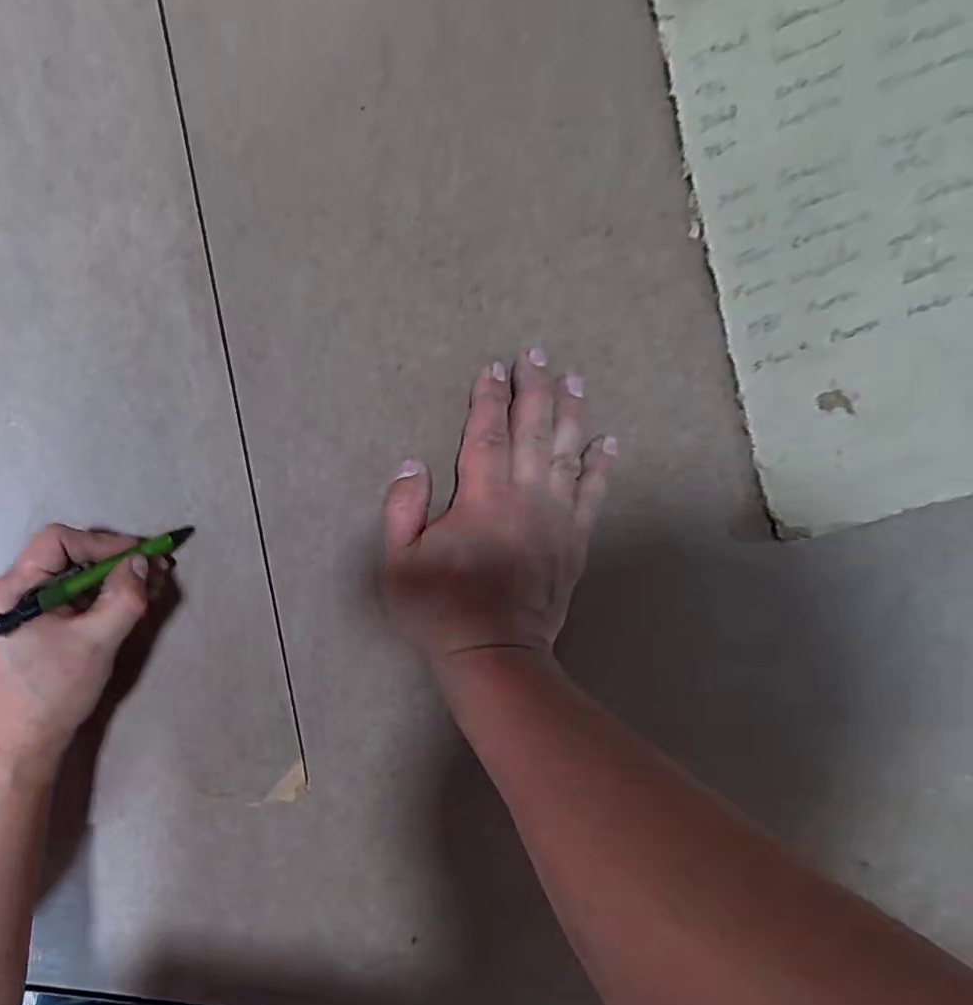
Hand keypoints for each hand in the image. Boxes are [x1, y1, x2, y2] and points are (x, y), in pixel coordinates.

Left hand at [0, 525, 158, 764]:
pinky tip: (126, 600)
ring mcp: (18, 606)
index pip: (56, 542)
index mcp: (12, 589)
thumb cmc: (55, 692)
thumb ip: (122, 598)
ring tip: (148, 585)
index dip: (101, 543)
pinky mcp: (31, 621)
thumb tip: (141, 561)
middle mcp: (8, 590)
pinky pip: (65, 596)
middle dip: (110, 560)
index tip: (139, 555)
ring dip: (108, 578)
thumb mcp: (96, 643)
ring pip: (68, 575)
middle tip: (152, 569)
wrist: (28, 741)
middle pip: (63, 556)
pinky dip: (96, 595)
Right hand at [381, 349, 615, 659]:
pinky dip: (601, 464)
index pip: (484, 437)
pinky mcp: (574, 541)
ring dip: (571, 414)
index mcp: (480, 499)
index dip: (487, 400)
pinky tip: (607, 441)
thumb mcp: (397, 559)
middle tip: (538, 355)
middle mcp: (525, 499)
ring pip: (568, 454)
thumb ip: (403, 508)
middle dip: (534, 391)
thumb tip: (412, 464)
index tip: (492, 368)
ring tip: (574, 380)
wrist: (493, 650)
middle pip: (532, 433)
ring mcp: (556, 519)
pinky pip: (593, 493)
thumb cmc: (435, 605)